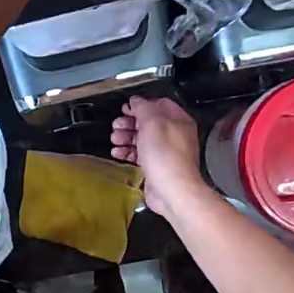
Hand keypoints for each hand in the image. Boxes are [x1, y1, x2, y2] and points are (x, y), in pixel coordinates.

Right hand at [112, 97, 209, 216]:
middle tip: (117, 125)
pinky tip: (117, 153)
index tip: (126, 108)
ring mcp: (166, 152)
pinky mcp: (157, 167)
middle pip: (148, 122)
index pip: (159, 104)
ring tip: (115, 139)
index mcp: (178, 120)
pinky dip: (128, 152)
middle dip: (129, 123)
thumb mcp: (152, 122)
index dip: (141, 105)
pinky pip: (140, 155)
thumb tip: (136, 101)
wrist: (172, 190)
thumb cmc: (166, 156)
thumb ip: (143, 108)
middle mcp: (174, 135)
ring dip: (126, 137)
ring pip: (142, 139)